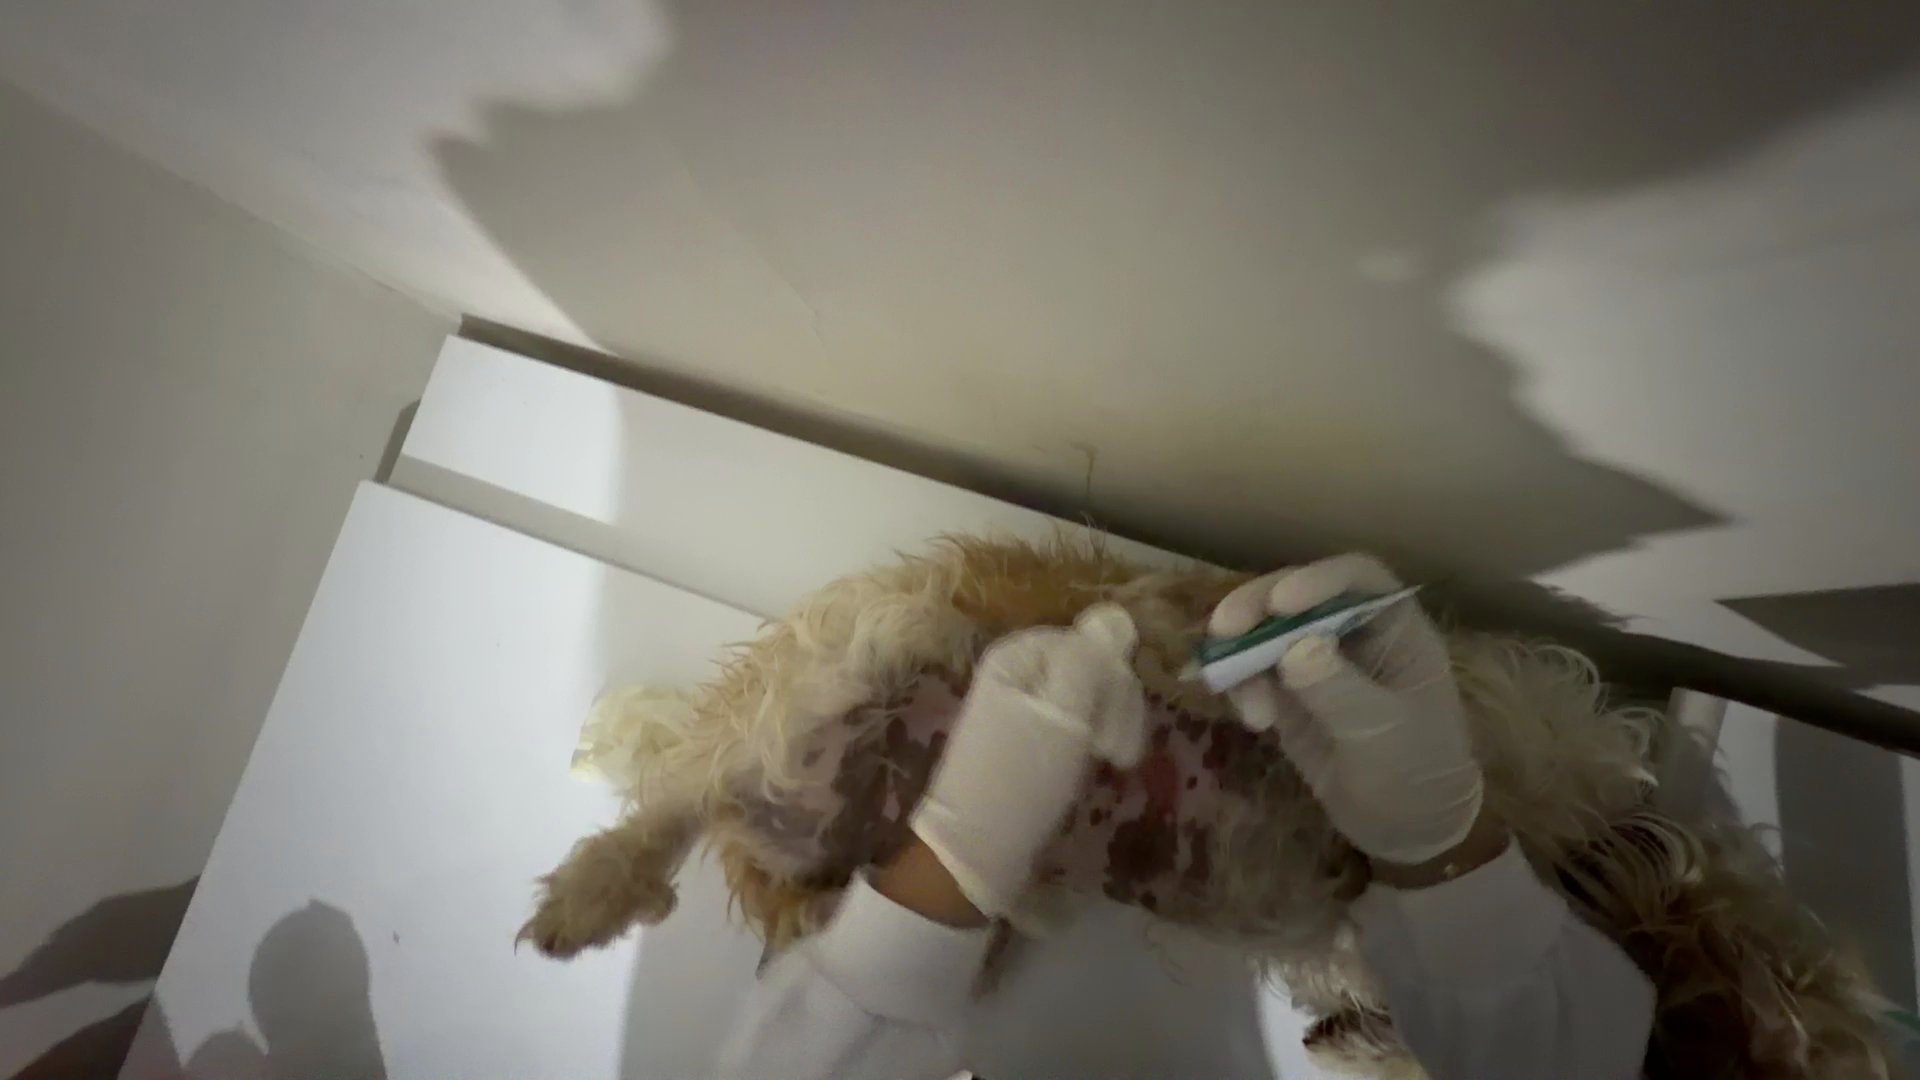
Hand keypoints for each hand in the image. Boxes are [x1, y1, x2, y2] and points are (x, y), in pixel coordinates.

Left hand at [909, 604, 1146, 916]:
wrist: (976, 849)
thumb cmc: (1020, 776)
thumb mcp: (1061, 713)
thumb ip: (1090, 660)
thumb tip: (1115, 615)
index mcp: (1019, 654)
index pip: (1091, 644)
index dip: (1115, 682)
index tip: (1119, 729)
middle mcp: (1020, 672)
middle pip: (1092, 668)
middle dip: (1115, 707)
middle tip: (1117, 754)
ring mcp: (1025, 706)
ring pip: (1091, 697)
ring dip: (1110, 727)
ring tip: (1109, 763)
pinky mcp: (1032, 738)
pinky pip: (1077, 723)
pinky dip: (1093, 742)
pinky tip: (1096, 764)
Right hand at [1209, 554, 1484, 866]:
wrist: (1403, 828)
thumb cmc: (1415, 772)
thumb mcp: (1384, 732)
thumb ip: (1340, 688)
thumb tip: (1295, 648)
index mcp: (1392, 628)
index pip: (1356, 579)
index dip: (1317, 580)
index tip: (1280, 603)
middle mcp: (1347, 632)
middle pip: (1293, 596)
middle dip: (1255, 608)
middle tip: (1223, 630)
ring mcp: (1311, 658)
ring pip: (1262, 629)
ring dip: (1240, 652)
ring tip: (1243, 698)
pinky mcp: (1283, 688)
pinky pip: (1249, 669)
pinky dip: (1240, 686)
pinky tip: (1254, 721)